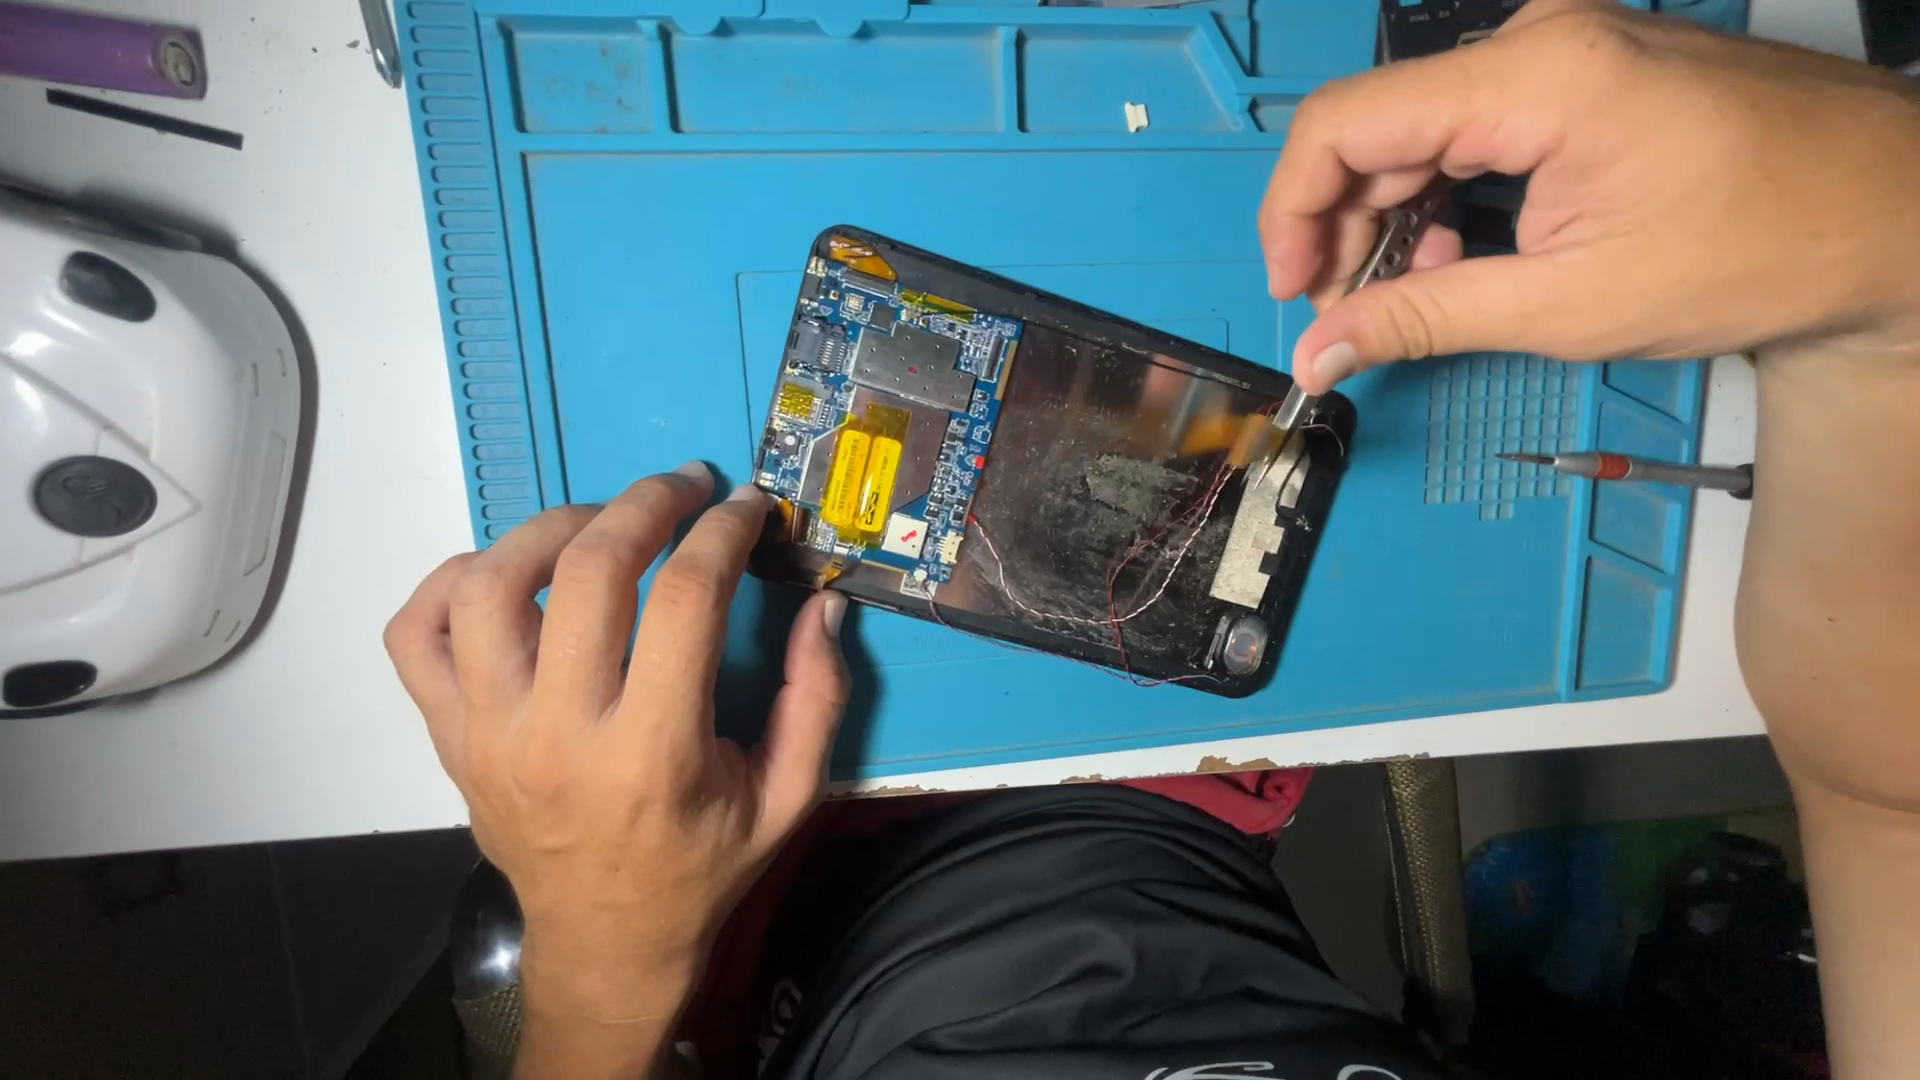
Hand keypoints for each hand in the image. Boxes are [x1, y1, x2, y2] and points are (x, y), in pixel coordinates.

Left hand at [383, 463, 848, 1024]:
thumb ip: (817, 698)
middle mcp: (558, 731)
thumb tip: (823, 606)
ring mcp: (486, 731)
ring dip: (557, 524)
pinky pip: (417, 629)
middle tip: (689, 486)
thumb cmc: (705, 867)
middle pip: (590, 568)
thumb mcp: (790, 795)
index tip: (747, 507)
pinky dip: (458, 575)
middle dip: (650, 502)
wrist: (606, 941)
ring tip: (608, 518)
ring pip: (491, 582)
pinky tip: (516, 570)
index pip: (687, 598)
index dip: (725, 532)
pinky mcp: (448, 735)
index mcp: (653, 750)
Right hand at [1260, 0, 1919, 392]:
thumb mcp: (1561, 306)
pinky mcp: (1564, 86)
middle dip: (1335, 233)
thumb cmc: (1754, 256)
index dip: (1292, 213)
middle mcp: (1529, 47)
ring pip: (1402, 143)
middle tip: (1340, 315)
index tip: (1292, 292)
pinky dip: (1428, 210)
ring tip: (1402, 295)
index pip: (1342, 125)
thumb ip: (1417, 322)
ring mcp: (1549, 61)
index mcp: (1531, 78)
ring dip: (1379, 228)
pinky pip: (1451, 144)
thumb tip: (1311, 359)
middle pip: (1366, 136)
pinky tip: (1451, 258)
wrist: (1905, 221)